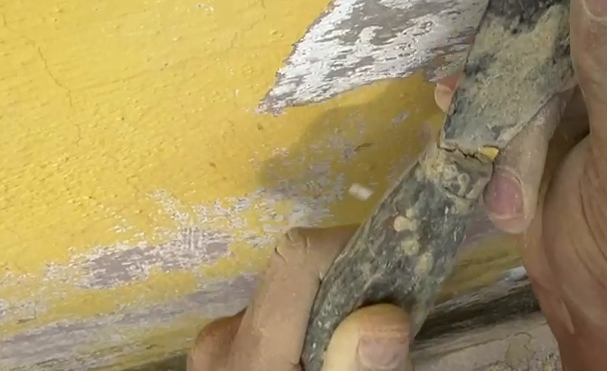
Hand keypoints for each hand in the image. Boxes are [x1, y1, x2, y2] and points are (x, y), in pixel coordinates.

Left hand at [186, 227, 412, 370]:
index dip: (349, 247)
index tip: (391, 271)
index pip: (298, 255)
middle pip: (298, 275)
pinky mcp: (221, 355)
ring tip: (351, 353)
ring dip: (326, 312)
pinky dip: (304, 331)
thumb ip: (359, 370)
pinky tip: (321, 360)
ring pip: (288, 299)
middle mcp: (221, 339)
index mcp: (248, 355)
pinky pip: (273, 322)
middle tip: (381, 331)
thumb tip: (386, 314)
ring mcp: (215, 348)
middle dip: (345, 288)